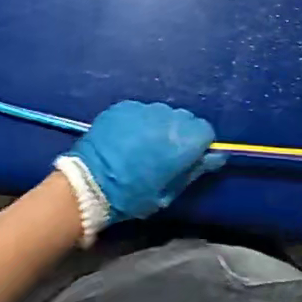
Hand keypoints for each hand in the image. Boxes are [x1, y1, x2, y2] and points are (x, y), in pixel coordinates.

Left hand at [54, 101, 223, 239]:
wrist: (87, 186)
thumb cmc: (131, 196)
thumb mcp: (168, 192)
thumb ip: (194, 171)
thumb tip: (215, 156)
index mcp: (183, 139)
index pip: (206, 131)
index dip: (199, 145)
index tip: (188, 158)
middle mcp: (169, 116)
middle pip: (185, 119)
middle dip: (179, 134)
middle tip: (164, 154)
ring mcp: (145, 108)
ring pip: (163, 114)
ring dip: (159, 126)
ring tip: (142, 146)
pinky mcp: (125, 106)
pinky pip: (140, 111)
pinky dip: (138, 123)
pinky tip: (125, 139)